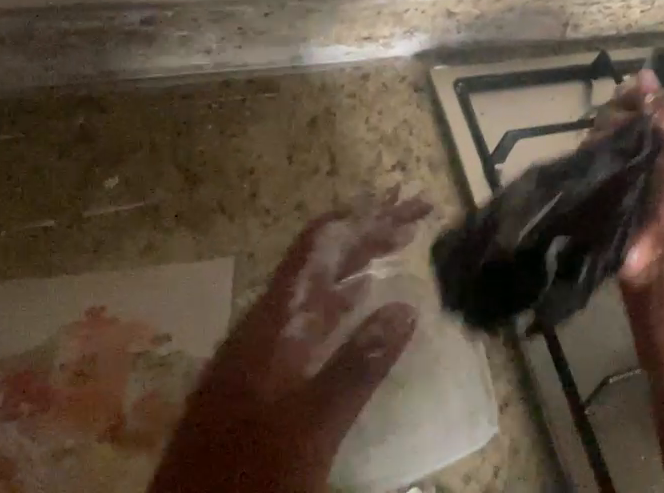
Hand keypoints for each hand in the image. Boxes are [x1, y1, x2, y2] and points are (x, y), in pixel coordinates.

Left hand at [150, 193, 431, 492]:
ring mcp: (261, 355)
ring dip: (358, 261)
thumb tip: (406, 306)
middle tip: (415, 213)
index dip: (360, 218)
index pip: (316, 250)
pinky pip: (312, 320)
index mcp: (268, 327)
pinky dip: (345, 298)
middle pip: (319, 262)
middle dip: (367, 232)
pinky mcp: (265, 382)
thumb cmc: (248, 477)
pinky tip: (363, 299)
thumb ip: (357, 366)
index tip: (402, 199)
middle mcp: (263, 329)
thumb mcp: (310, 427)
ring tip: (399, 241)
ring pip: (316, 290)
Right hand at [597, 69, 663, 291]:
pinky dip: (582, 165)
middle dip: (612, 121)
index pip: (644, 109)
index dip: (634, 99)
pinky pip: (584, 173)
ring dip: (597, 143)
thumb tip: (645, 73)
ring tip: (601, 154)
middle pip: (616, 124)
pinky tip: (582, 164)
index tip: (625, 98)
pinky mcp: (596, 202)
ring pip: (597, 145)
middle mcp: (643, 161)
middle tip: (614, 135)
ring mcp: (618, 182)